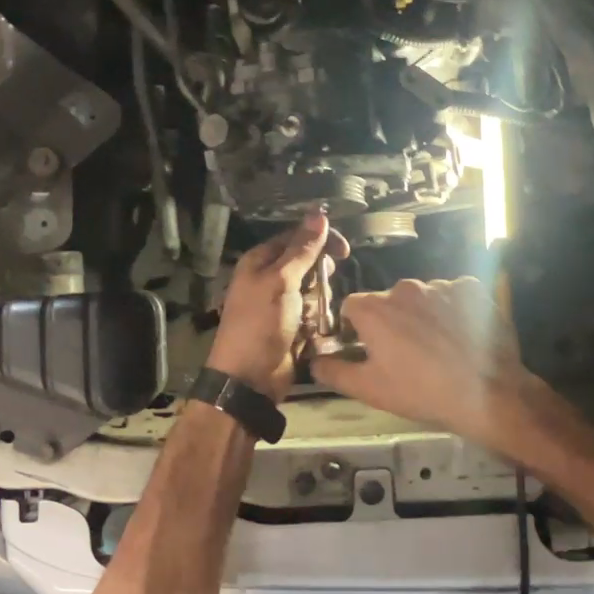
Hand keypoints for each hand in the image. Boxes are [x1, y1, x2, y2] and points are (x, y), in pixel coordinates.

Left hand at [205, 211, 348, 400]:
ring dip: (318, 302)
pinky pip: (314, 314)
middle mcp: (269, 279)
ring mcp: (281, 305)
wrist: (249, 379)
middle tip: (319, 291)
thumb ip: (302, 249)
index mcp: (259, 262)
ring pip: (314, 290)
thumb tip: (320, 214)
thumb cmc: (260, 324)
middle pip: (308, 264)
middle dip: (320, 277)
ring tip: (310, 318)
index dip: (320, 240)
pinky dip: (317, 322)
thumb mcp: (281, 281)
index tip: (344, 251)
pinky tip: (313, 333)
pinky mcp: (292, 327)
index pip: (295, 238)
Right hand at [310, 277, 556, 450]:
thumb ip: (333, 371)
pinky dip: (454, 311)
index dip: (356, 329)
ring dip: (423, 317)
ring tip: (438, 349)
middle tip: (406, 356)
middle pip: (388, 302)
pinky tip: (461, 337)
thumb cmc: (421, 392)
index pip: (351, 307)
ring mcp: (441, 286)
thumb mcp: (369, 390)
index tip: (368, 350)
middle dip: (392, 323)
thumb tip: (313, 360)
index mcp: (374, 309)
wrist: (487, 393)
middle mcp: (404, 288)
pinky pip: (454, 296)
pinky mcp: (472, 289)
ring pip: (422, 298)